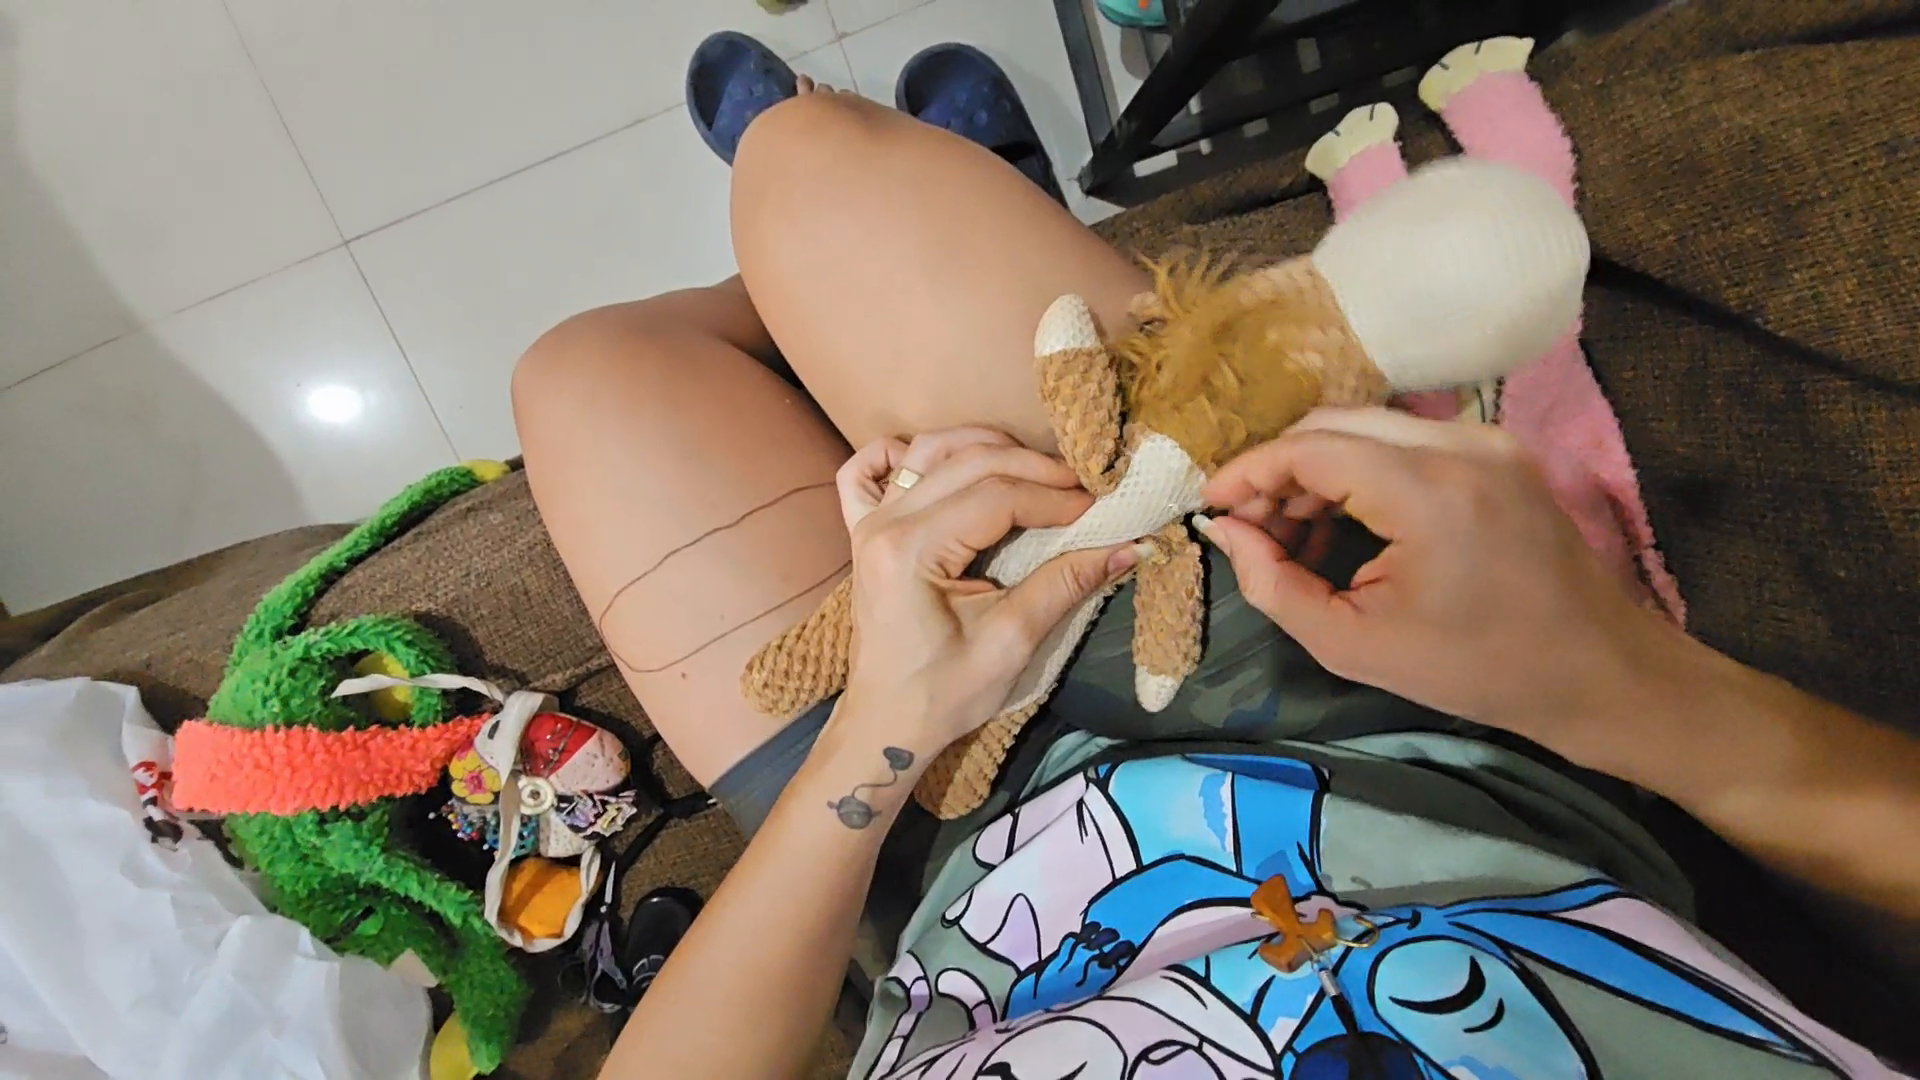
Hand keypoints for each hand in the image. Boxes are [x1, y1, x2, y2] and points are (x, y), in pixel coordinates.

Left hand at [832, 427, 1139, 753]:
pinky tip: (937, 463)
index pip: (996, 498)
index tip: (1099, 507)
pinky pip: (866, 471)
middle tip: (1080, 486)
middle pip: (967, 464)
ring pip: (927, 453)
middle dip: (1032, 468)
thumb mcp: (1009, 643)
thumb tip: (1131, 546)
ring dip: (982, 448)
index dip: (1054, 498)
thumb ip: (1064, 584)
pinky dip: (901, 455)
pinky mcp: (862, 531)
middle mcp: (882, 524)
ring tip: (1032, 468)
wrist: (885, 723)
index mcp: (910, 551)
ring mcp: (866, 523)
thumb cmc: (943, 694)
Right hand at [1198, 408, 1676, 753]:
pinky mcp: (1494, 450)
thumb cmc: (1470, 668)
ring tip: (1288, 533)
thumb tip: (1226, 532)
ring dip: (1311, 471)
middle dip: (1275, 470)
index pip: (1309, 448)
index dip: (1248, 472)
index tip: (1211, 505)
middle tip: (1247, 525)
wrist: (1598, 672)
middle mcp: (1459, 445)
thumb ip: (1271, 584)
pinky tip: (1337, 523)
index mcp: (1428, 493)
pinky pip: (1397, 441)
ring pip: (1361, 427)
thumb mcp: (1349, 644)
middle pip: (1330, 424)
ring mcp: (1484, 440)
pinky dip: (1351, 472)